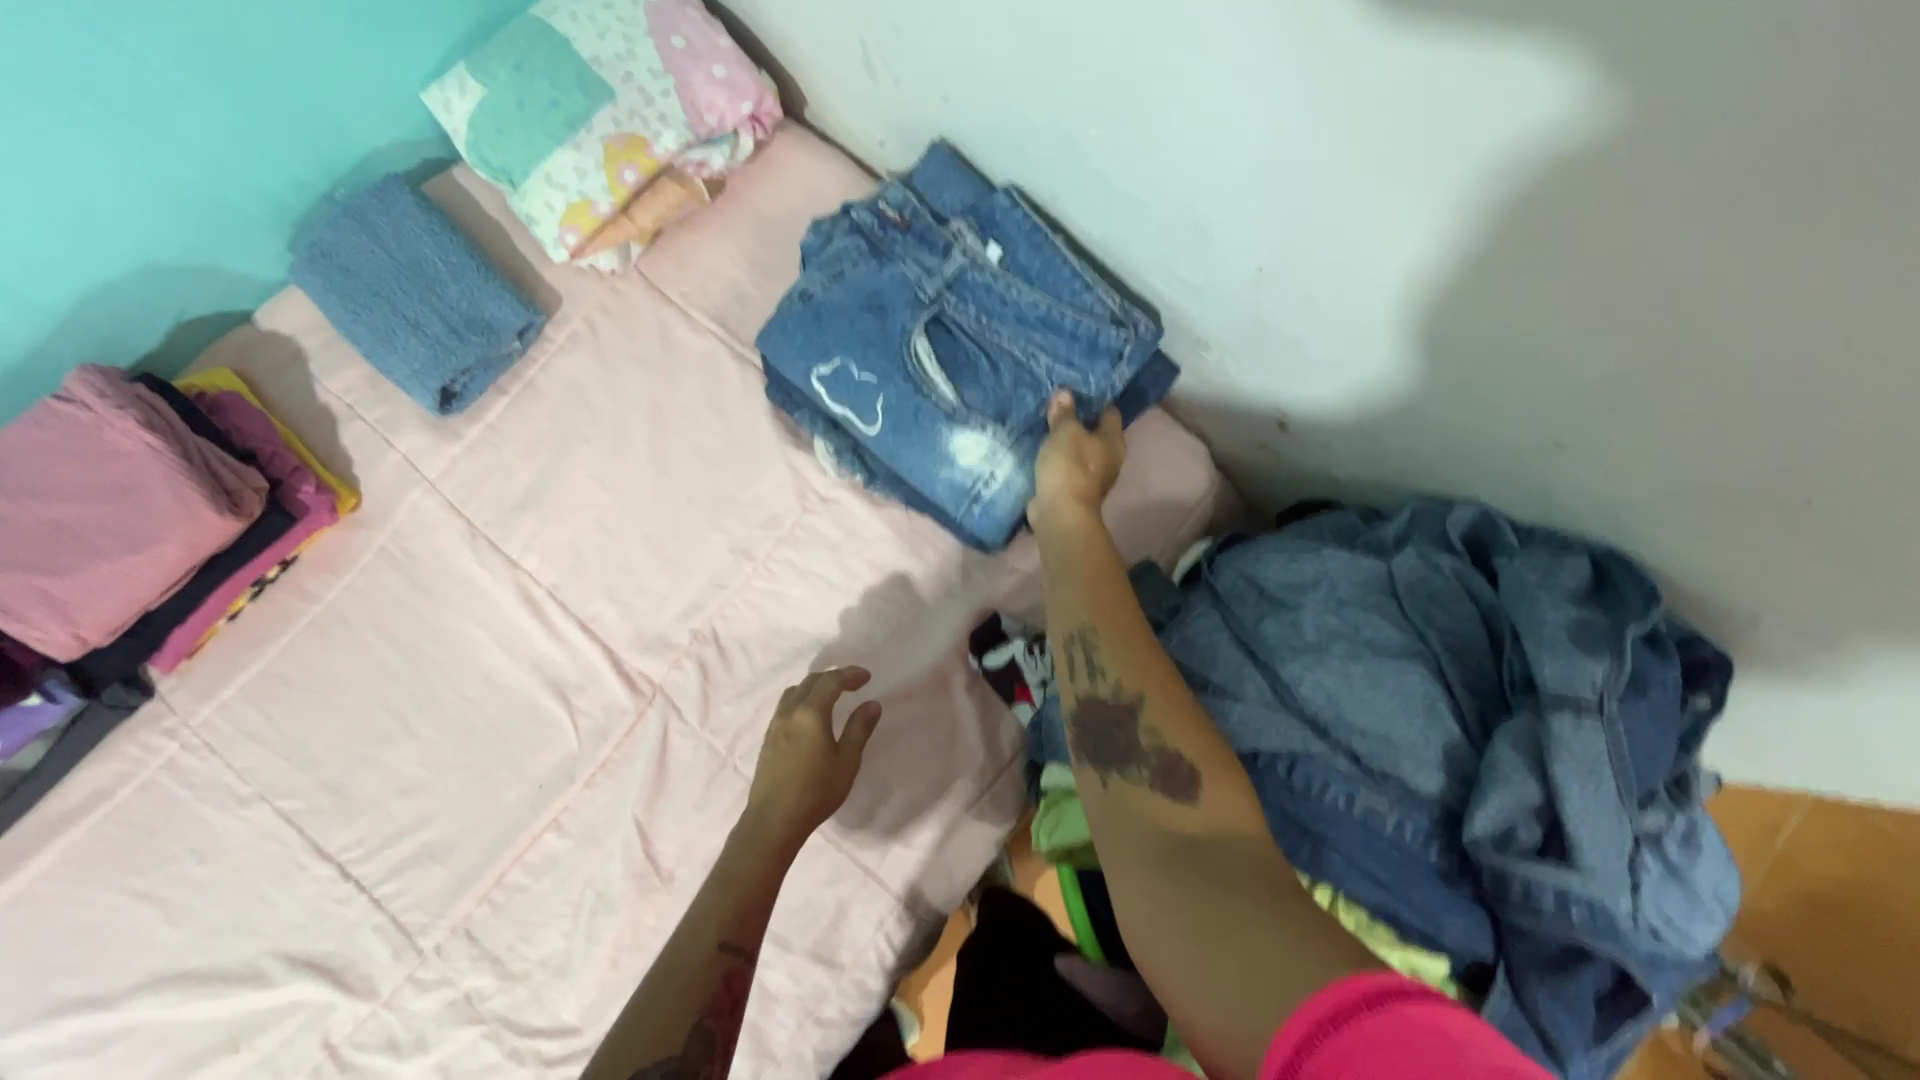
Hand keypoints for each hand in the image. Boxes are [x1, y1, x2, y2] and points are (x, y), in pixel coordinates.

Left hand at [743, 667, 884, 849]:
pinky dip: (802, 700)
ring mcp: (775, 725)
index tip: (867, 677)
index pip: (831, 681)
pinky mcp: (767, 739)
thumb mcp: (847, 761)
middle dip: (833, 677)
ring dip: (814, 687)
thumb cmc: (816, 791)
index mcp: (810, 713)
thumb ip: (859, 728)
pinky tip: (810, 717)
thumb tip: (871, 703)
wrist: (774, 820)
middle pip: (810, 681)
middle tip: (853, 684)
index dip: (850, 675)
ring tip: (831, 697)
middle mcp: (789, 712)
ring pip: (794, 692)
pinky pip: (785, 706)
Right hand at [1030, 390, 1125, 525]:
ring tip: (1049, 426)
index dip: (1095, 399)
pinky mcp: (1076, 489)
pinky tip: (1045, 450)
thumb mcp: (1065, 432)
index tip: (1076, 390)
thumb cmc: (1070, 466)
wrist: (1061, 512)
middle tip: (1058, 406)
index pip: (1110, 411)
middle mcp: (1110, 458)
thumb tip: (1065, 392)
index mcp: (1114, 440)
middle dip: (1079, 420)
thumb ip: (1065, 412)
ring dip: (1068, 441)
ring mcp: (1094, 477)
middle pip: (1096, 432)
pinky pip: (1068, 466)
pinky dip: (1059, 459)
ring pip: (1081, 450)